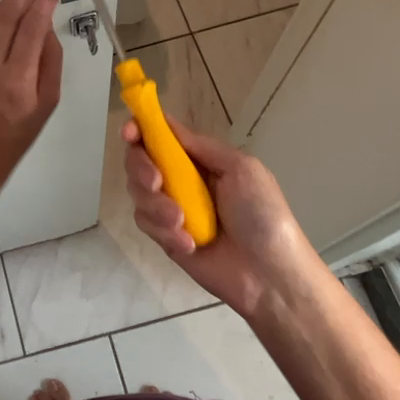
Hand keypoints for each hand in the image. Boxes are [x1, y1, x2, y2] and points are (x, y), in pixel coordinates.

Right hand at [123, 116, 320, 320]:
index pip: (160, 136)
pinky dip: (164, 232)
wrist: (269, 274)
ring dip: (156, 205)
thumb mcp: (242, 168)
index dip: (140, 129)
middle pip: (139, 161)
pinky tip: (190, 244)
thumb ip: (201, 146)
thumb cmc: (262, 214)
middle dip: (141, 168)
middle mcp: (181, 180)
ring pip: (138, 193)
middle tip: (156, 182)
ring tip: (181, 222)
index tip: (129, 133)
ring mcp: (170, 209)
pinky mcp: (166, 238)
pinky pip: (146, 223)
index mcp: (199, 160)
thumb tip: (166, 125)